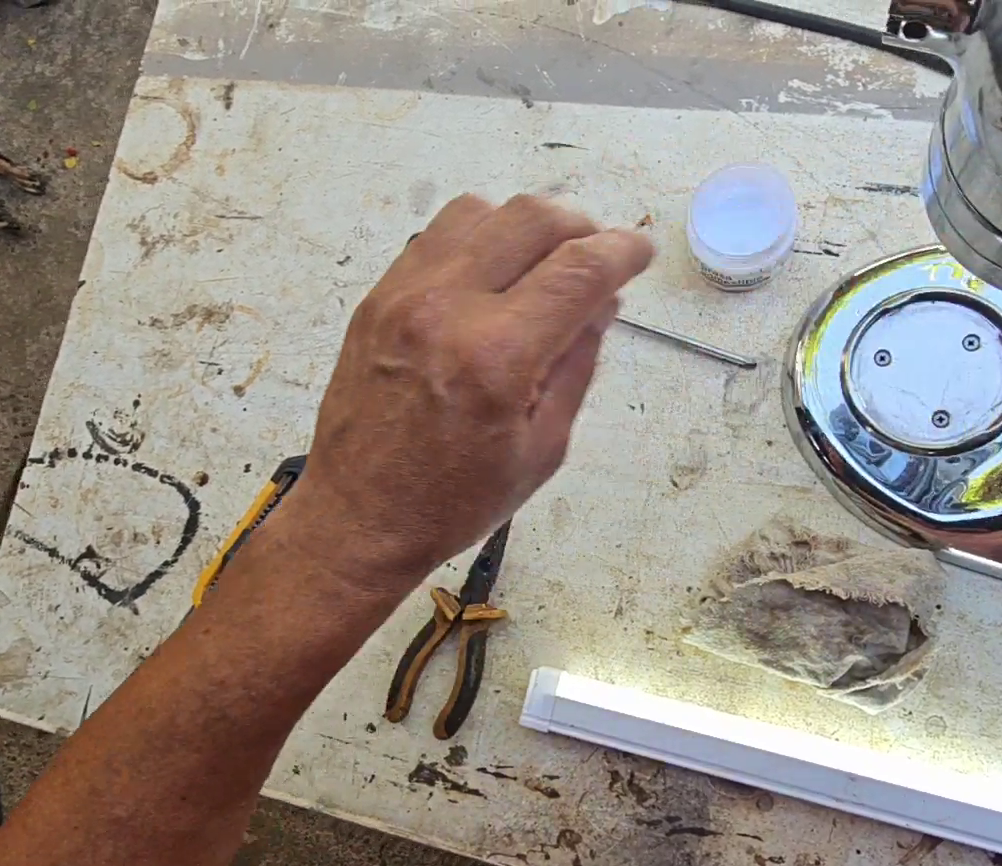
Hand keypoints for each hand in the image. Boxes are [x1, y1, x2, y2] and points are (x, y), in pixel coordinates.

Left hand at [289, 194, 652, 585]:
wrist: (360, 518)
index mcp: (497, 358)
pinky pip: (436, 237)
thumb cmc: (456, 502)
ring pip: (480, 211)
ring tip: (543, 266)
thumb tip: (603, 302)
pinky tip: (491, 278)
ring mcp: (403, 295)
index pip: (577, 270)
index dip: (622, 252)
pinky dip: (479, 240)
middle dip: (581, 227)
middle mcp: (447, 308)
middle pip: (531, 218)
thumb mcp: (542, 450)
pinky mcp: (376, 299)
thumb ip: (577, 366)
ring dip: (526, 227)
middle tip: (597, 258)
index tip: (641, 253)